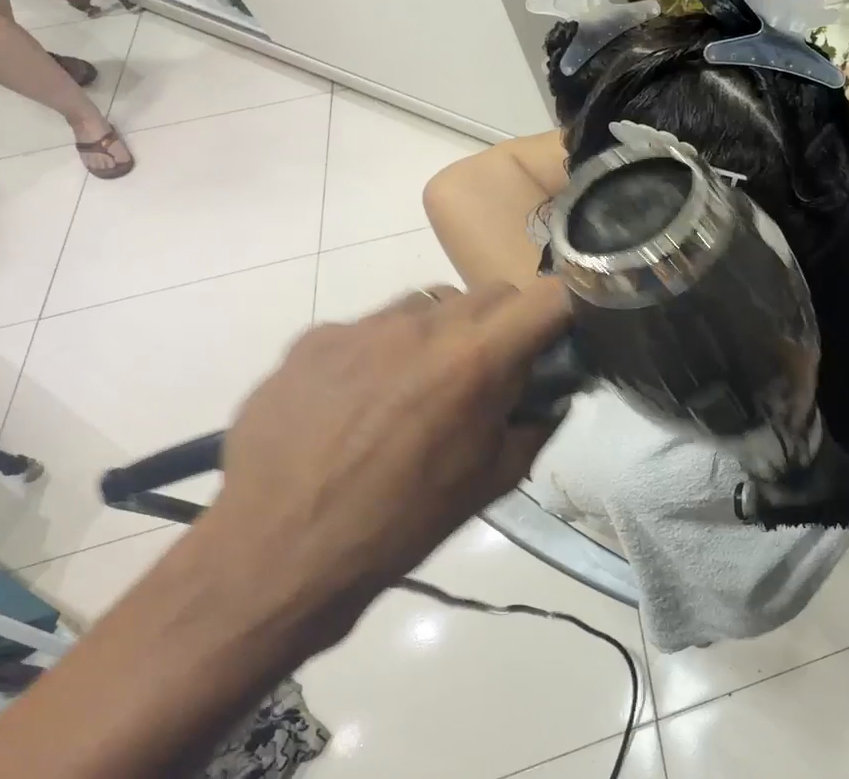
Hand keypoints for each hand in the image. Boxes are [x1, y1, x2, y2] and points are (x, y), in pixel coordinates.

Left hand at [205, 280, 569, 630]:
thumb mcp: (495, 479)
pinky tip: (359, 403)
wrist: (279, 555)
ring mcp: (361, 327)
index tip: (563, 337)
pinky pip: (368, 328)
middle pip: (492, 293)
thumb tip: (553, 394)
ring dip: (443, 333)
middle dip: (506, 325)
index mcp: (476, 360)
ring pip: (429, 304)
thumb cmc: (403, 524)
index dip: (569, 309)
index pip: (550, 297)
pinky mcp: (312, 339)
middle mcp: (422, 325)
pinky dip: (382, 352)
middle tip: (490, 374)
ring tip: (418, 388)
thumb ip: (537, 423)